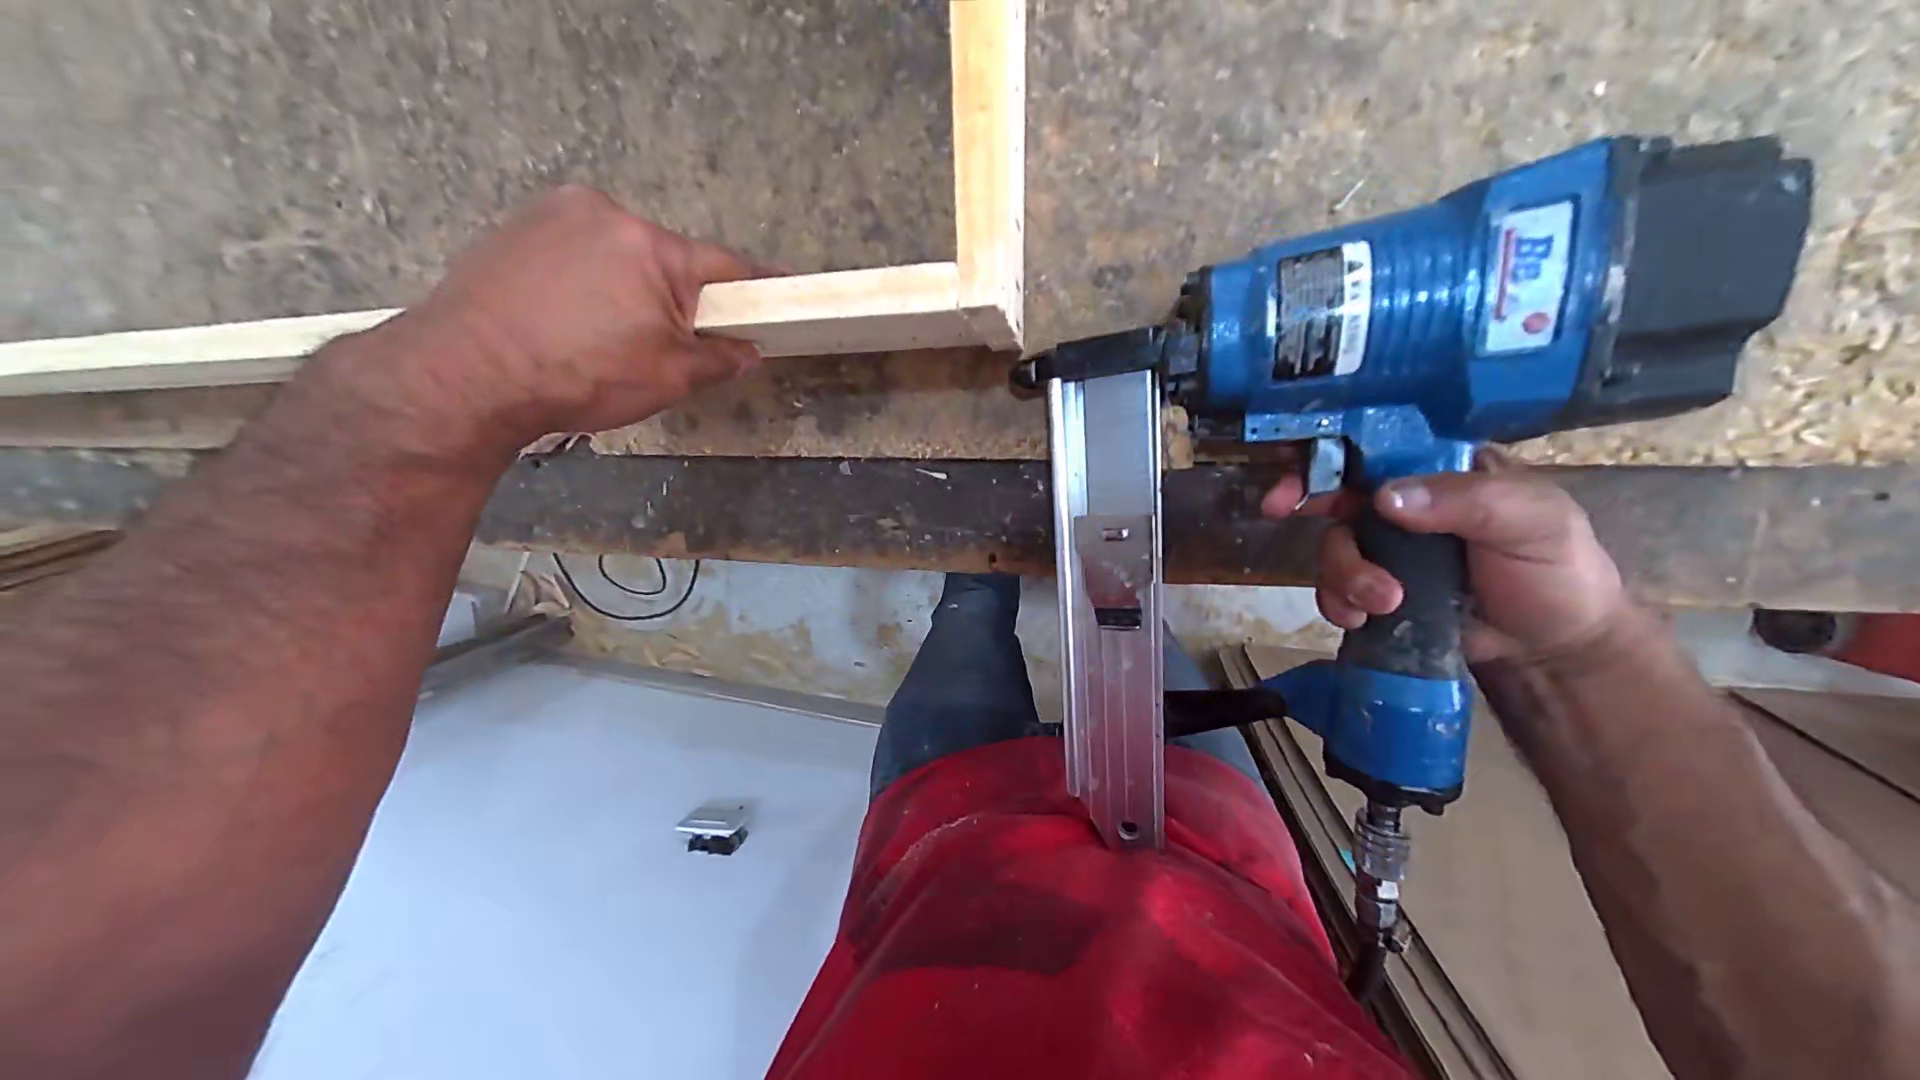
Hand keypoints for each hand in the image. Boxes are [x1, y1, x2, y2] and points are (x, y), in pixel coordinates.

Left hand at [360, 185, 767, 442]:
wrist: (463, 375)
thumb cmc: (579, 375)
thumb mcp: (669, 378)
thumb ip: (719, 360)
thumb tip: (748, 352)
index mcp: (650, 245)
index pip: (726, 264)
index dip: (756, 286)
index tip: (775, 296)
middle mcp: (604, 212)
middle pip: (668, 259)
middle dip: (679, 298)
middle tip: (670, 343)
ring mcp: (553, 213)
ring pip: (621, 254)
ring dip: (632, 289)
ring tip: (610, 337)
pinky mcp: (515, 226)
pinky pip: (578, 252)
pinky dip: (590, 281)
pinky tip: (573, 320)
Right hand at [1261, 455, 1631, 664]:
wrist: (1550, 652)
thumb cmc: (1554, 571)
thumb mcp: (1531, 521)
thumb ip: (1466, 501)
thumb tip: (1383, 497)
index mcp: (1439, 468)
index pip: (1377, 443)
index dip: (1330, 447)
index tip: (1297, 460)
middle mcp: (1403, 500)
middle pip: (1335, 487)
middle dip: (1304, 498)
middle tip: (1279, 510)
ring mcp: (1384, 546)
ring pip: (1331, 544)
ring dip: (1344, 573)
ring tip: (1382, 603)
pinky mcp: (1372, 588)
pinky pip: (1332, 587)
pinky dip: (1337, 603)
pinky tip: (1359, 620)